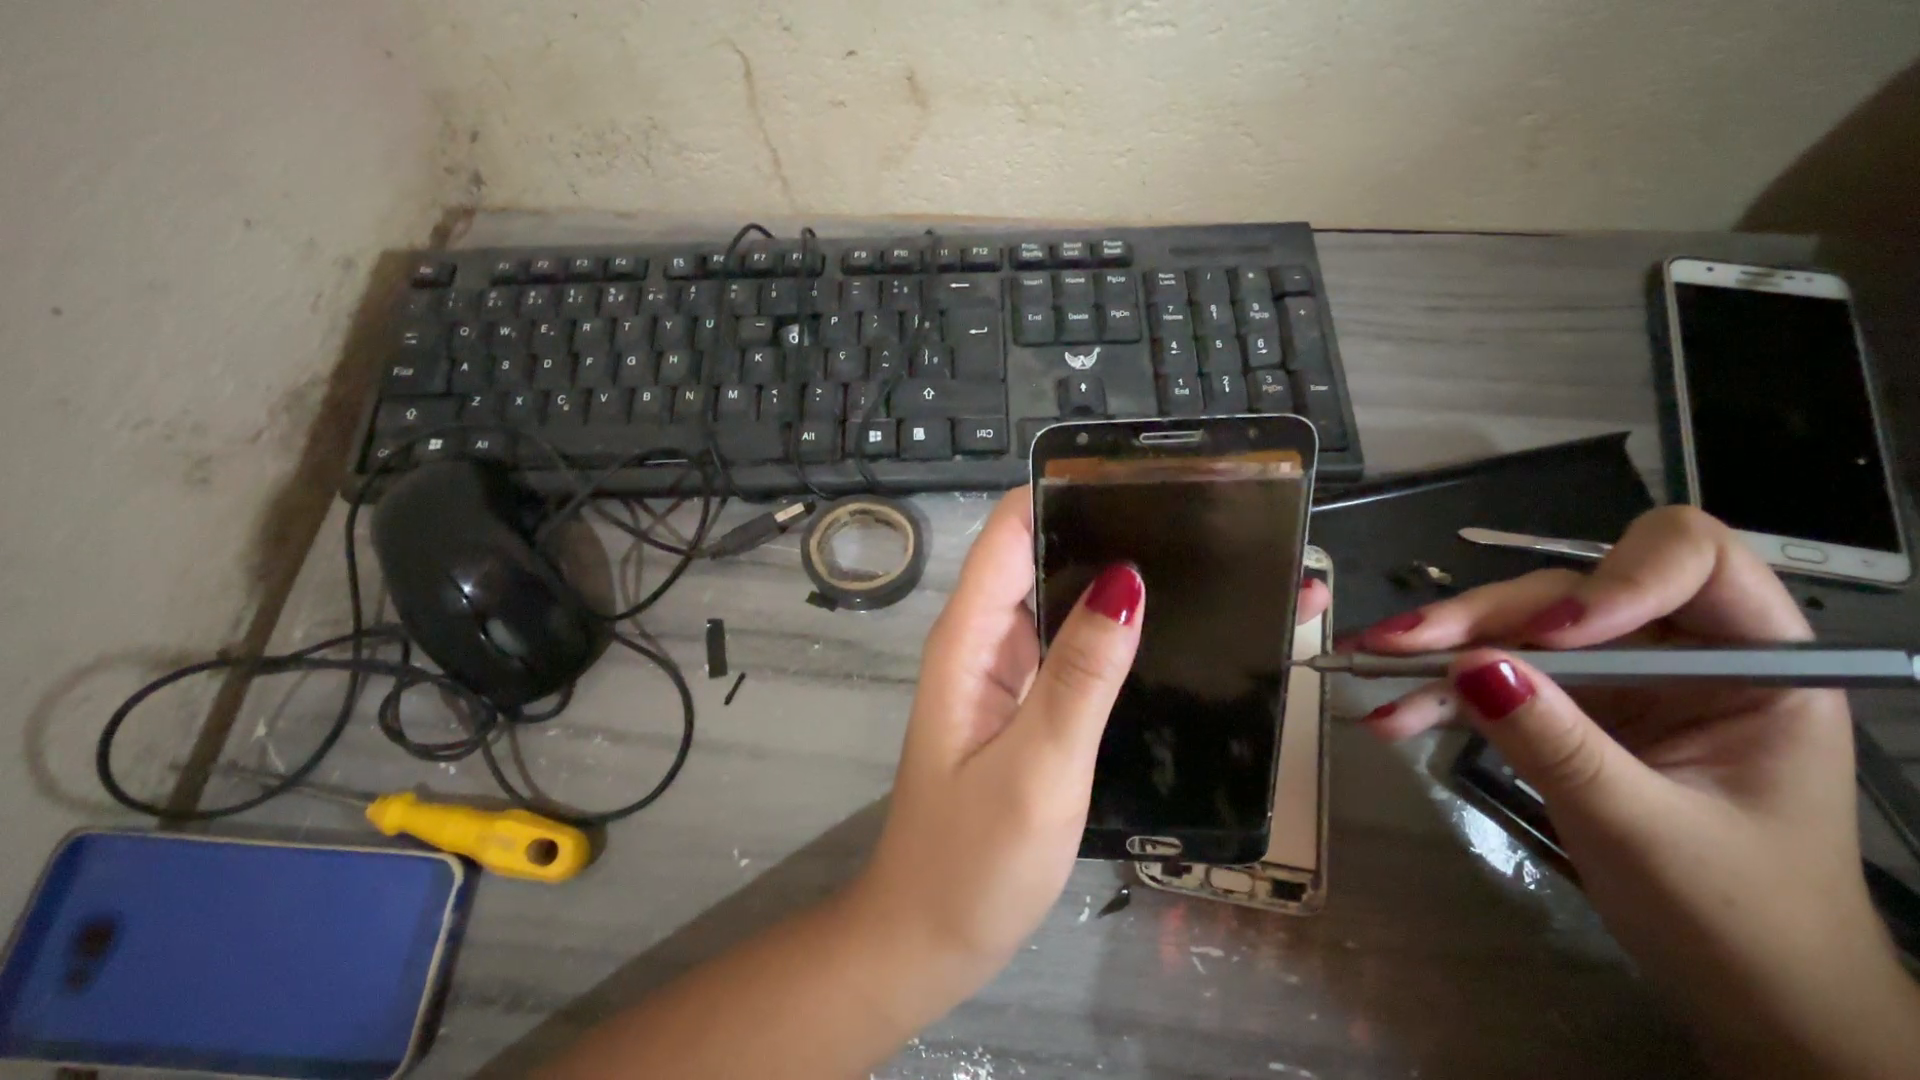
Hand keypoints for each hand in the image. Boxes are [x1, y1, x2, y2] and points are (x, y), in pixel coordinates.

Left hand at [847, 488, 1330, 988]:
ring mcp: (1008, 675)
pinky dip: (1115, 636)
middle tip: (1204, 522)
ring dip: (1120, 584)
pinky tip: (1173, 635)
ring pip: (1063, 603)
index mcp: (970, 638)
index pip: (1010, 528)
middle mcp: (986, 642)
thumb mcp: (1036, 767)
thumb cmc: (973, 860)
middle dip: (1111, 531)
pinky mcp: (1029, 708)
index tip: (1146, 476)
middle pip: (1043, 555)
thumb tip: (1128, 581)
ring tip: (1209, 566)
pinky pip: (1073, 652)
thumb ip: (1079, 676)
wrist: (931, 939)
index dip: (1067, 489)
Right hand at [1354, 506, 1919, 1076]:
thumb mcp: (1645, 830)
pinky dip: (1441, 695)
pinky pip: (1496, 680)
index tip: (1550, 633)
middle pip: (1570, 596)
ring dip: (1440, 654)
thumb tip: (1467, 664)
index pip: (1694, 563)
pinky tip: (1394, 716)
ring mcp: (1621, 681)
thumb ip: (1559, 743)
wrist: (1748, 996)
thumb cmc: (1740, 922)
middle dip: (1483, 619)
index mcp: (1756, 665)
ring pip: (1517, 634)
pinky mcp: (1572, 711)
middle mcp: (1684, 653)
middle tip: (1395, 645)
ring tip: (1368, 675)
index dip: (1616, 577)